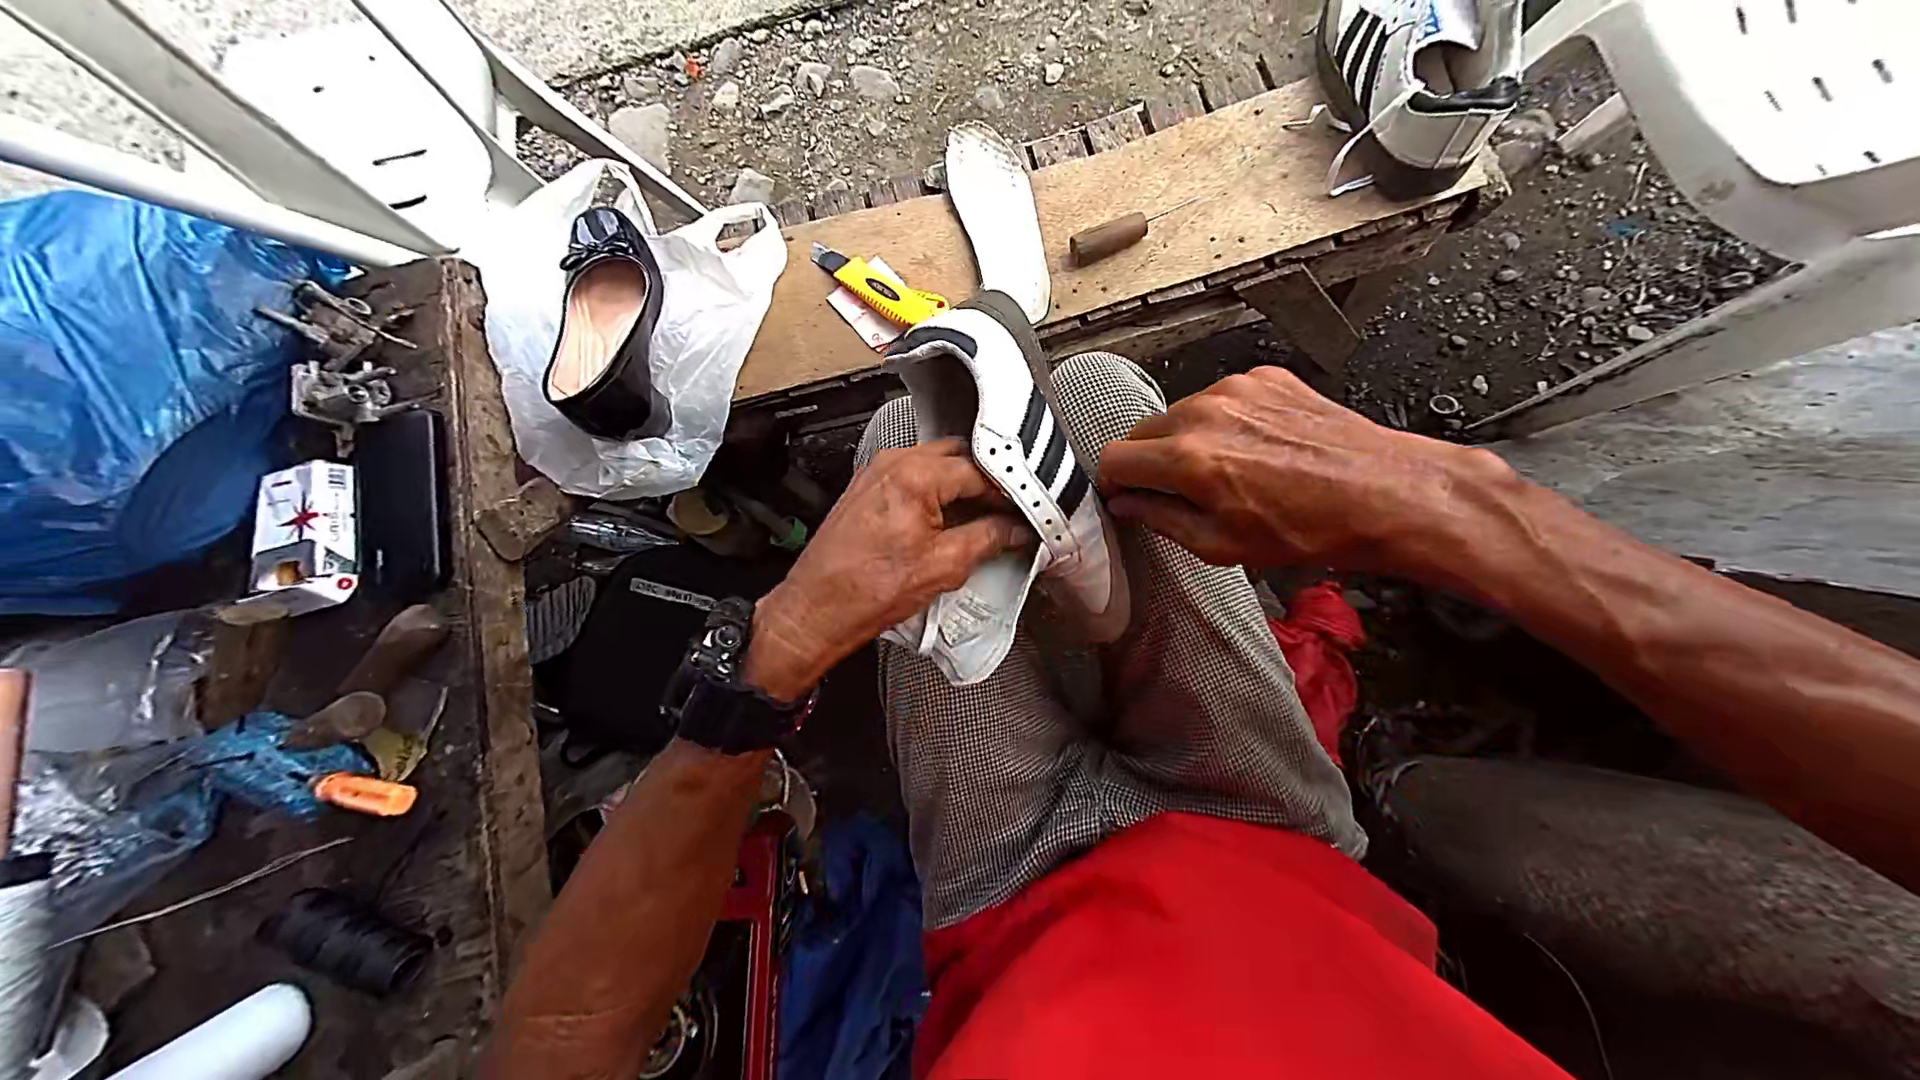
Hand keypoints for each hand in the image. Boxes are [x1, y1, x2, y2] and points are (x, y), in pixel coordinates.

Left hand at [746, 440, 1030, 699]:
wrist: (817, 609)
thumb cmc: (863, 590)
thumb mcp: (944, 566)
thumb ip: (989, 539)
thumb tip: (1014, 530)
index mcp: (914, 476)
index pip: (981, 470)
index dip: (1010, 492)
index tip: (1025, 510)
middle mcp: (892, 465)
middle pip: (959, 458)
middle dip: (988, 483)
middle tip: (1009, 512)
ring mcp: (877, 475)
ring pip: (936, 466)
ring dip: (962, 487)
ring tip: (981, 520)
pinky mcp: (868, 491)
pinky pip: (913, 480)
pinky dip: (937, 494)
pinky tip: (948, 522)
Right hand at [1097, 367, 1517, 575]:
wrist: (1386, 493)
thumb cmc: (1314, 526)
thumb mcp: (1221, 544)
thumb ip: (1160, 518)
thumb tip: (1129, 504)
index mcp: (1189, 459)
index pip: (1113, 457)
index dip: (1112, 481)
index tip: (1123, 492)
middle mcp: (1206, 413)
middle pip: (1141, 432)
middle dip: (1147, 462)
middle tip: (1175, 490)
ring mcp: (1237, 389)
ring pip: (1178, 414)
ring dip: (1184, 441)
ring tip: (1225, 471)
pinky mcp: (1264, 378)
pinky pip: (1219, 398)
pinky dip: (1221, 422)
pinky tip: (1252, 449)